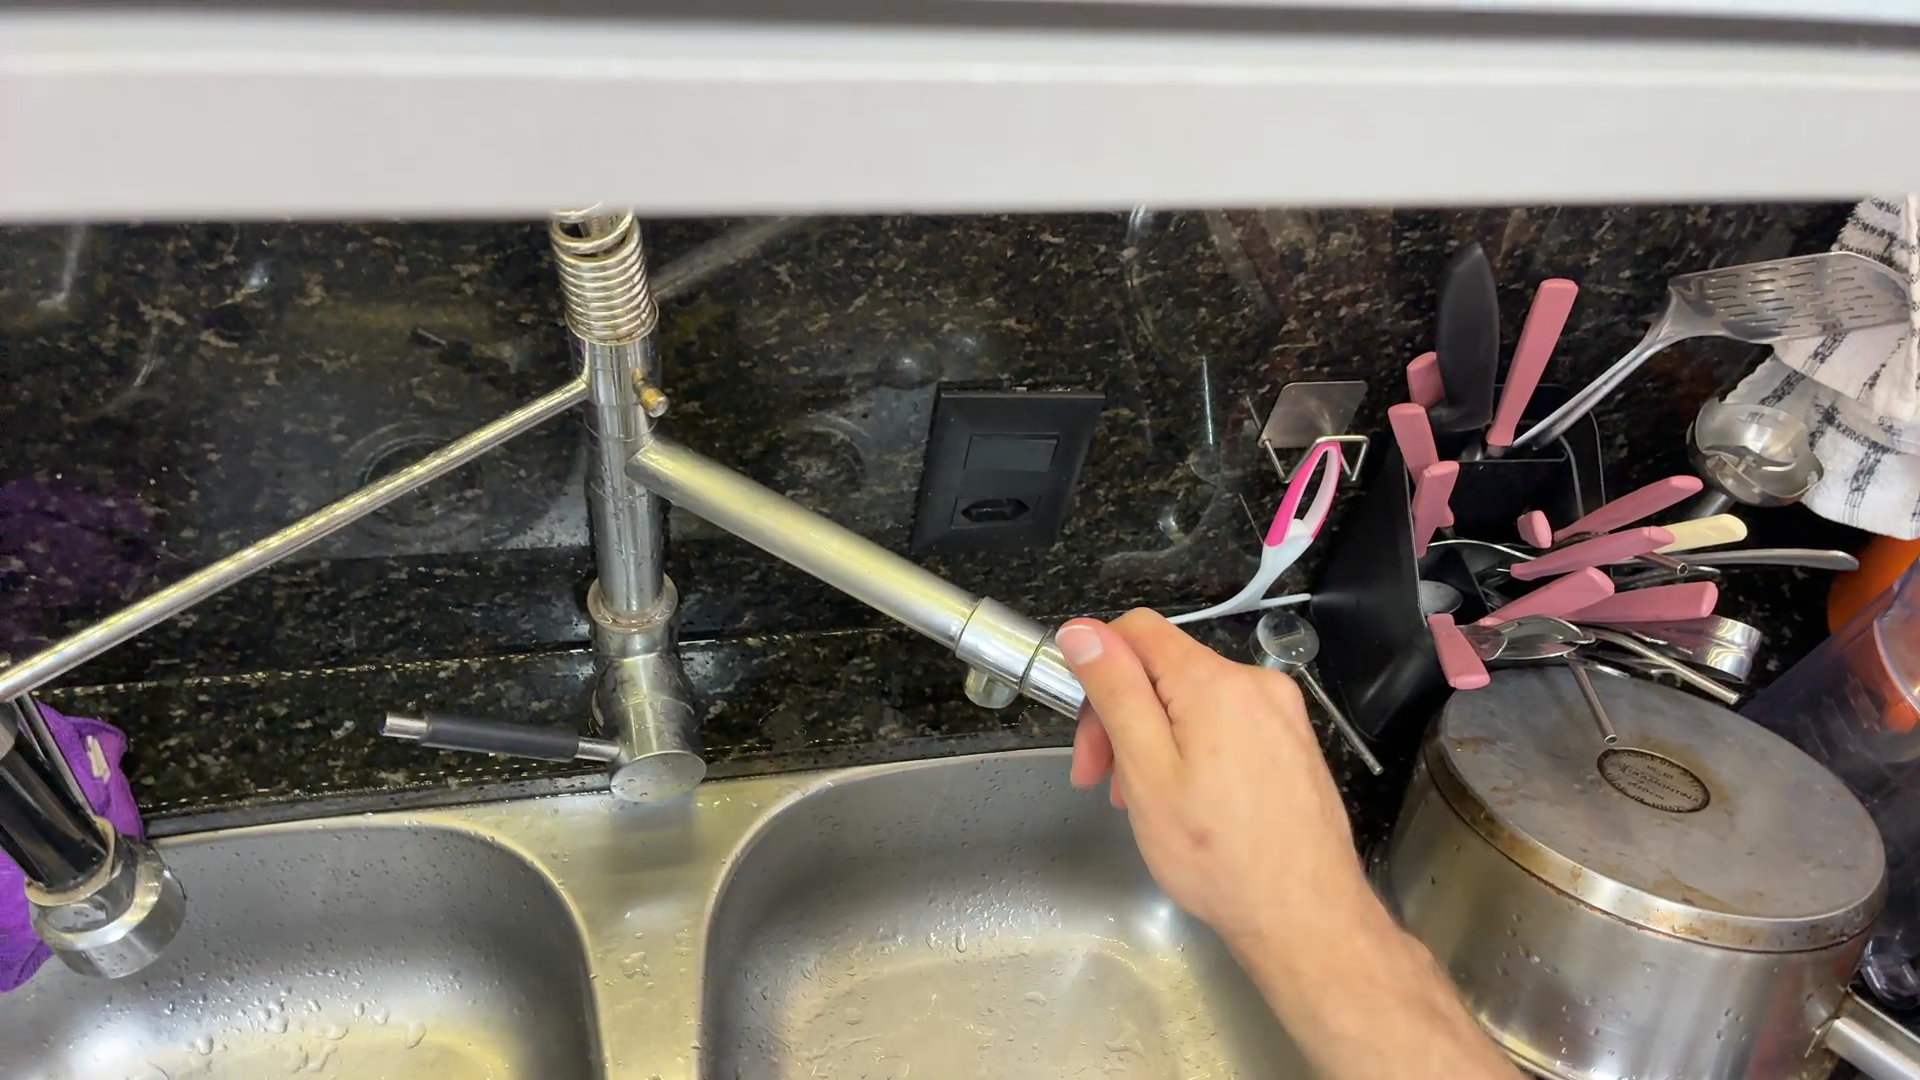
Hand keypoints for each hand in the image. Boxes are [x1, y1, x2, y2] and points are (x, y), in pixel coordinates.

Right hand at [1055, 609, 1367, 950]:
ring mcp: (1279, 711)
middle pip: (1161, 668)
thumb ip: (1114, 691)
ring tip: (1139, 797)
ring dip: (1150, 735)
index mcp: (1214, 682)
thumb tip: (1082, 631)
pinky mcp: (1290, 740)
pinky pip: (1222, 721)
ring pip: (1188, 697)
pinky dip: (1188, 746)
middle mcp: (1254, 682)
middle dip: (1119, 713)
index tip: (1084, 724)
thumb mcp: (1146, 770)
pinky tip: (1181, 796)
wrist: (1308, 922)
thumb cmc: (1217, 855)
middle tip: (1099, 776)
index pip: (1137, 629)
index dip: (1097, 665)